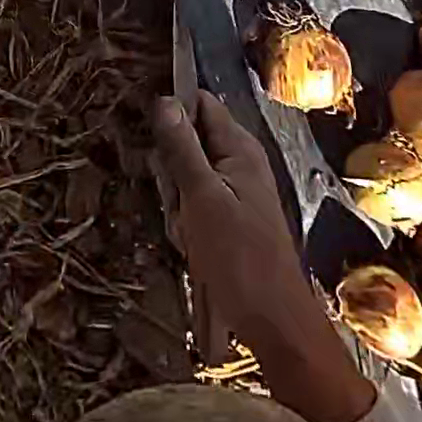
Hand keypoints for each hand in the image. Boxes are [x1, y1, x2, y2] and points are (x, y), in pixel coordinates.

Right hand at [153, 91, 375, 421]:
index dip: (173, 110)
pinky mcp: (230, 214)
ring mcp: (236, 188)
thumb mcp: (202, 197)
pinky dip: (186, 218)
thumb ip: (182, 147)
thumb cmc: (239, 257)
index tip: (148, 132)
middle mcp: (240, 160)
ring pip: (188, 173)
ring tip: (183, 226)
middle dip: (171, 165)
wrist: (273, 322)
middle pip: (190, 138)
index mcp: (239, 147)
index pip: (201, 103)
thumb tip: (164, 98)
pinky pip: (196, 200)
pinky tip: (189, 240)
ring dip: (177, 198)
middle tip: (172, 195)